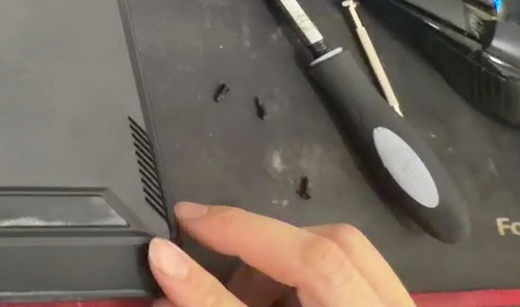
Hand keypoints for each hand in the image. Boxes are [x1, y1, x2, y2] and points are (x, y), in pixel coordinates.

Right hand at [148, 201, 413, 306]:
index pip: (313, 262)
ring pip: (349, 258)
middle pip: (336, 246)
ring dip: (284, 263)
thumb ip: (211, 306)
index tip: (183, 221)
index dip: (243, 231)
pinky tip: (271, 304)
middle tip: (211, 256)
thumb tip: (161, 254)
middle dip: (264, 244)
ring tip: (239, 292)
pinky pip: (357, 282)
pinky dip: (306, 282)